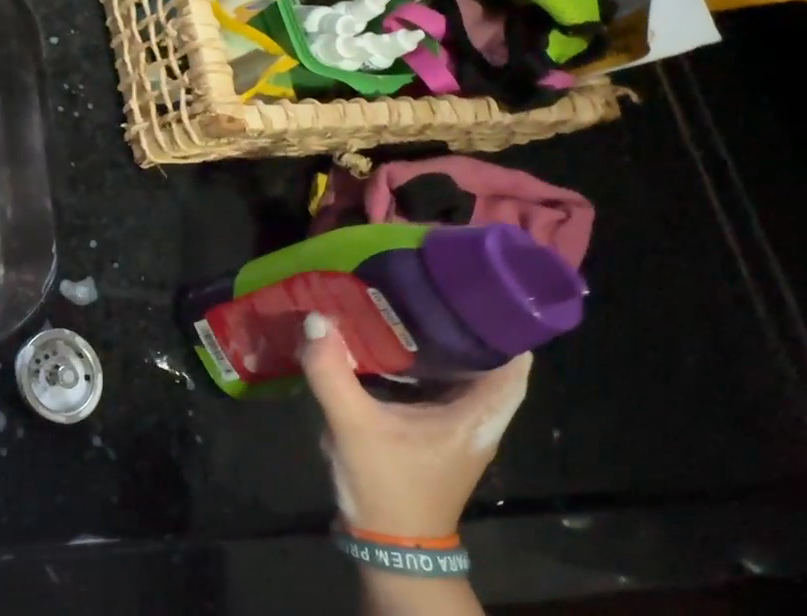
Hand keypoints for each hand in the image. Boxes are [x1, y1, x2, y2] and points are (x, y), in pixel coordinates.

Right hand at [300, 312, 532, 539]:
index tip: (476, 289)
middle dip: (461, 325)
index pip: (513, 365)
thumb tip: (316, 318)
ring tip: (404, 306)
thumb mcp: (353, 424)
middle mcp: (476, 419)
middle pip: (486, 362)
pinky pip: (435, 386)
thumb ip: (332, 372)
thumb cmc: (387, 483)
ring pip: (459, 374)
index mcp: (477, 416)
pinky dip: (419, 363)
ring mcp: (455, 427)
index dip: (502, 327)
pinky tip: (385, 346)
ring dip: (437, 343)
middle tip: (426, 287)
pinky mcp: (432, 432)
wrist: (389, 541)